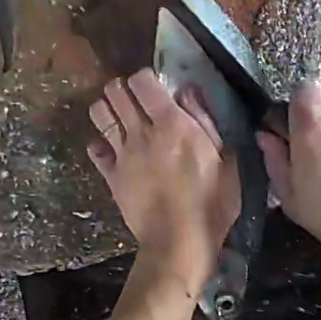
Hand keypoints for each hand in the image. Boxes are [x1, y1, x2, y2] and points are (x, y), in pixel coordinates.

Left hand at [87, 69, 239, 294]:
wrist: (180, 242)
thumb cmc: (212, 202)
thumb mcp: (225, 160)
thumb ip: (206, 122)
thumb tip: (189, 92)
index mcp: (172, 124)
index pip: (143, 81)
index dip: (146, 77)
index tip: (157, 88)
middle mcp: (142, 133)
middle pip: (114, 91)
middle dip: (123, 89)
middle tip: (138, 101)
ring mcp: (122, 155)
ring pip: (100, 114)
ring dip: (108, 109)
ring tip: (123, 119)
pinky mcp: (111, 176)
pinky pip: (95, 149)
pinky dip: (101, 144)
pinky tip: (114, 149)